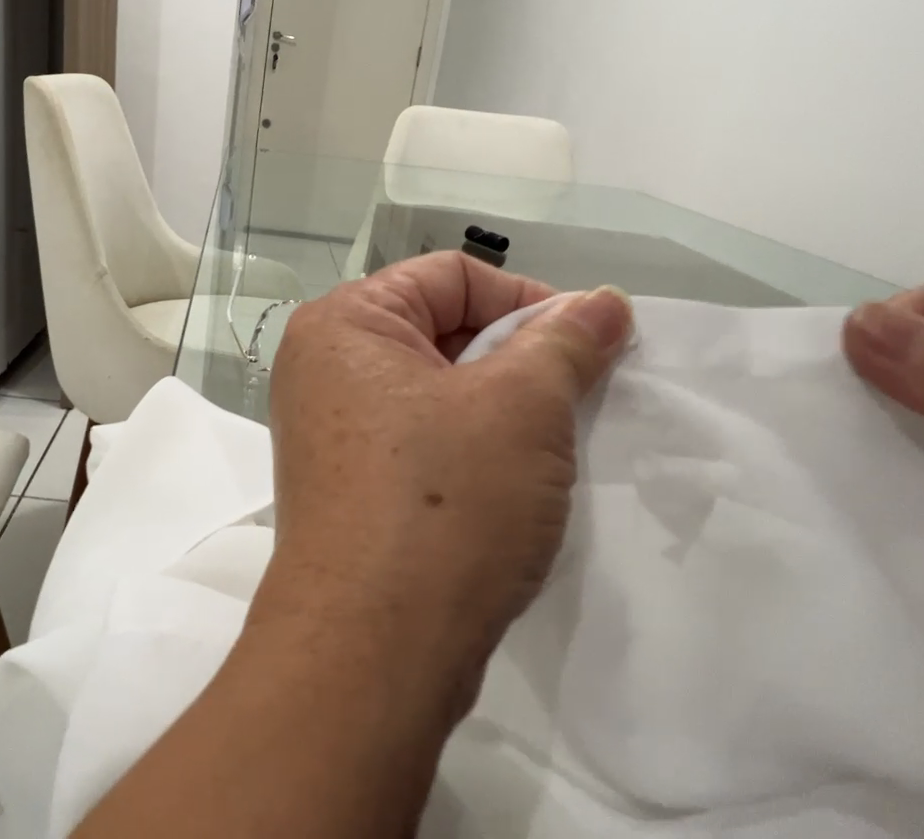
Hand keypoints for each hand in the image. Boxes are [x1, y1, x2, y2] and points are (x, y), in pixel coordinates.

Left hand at [262, 253, 633, 702]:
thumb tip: (601, 302)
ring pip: (434, 392)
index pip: (452, 276)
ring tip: (548, 448)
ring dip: (499, 410)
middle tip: (575, 401)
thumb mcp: (522, 406)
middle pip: (440, 331)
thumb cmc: (446, 502)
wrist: (373, 647)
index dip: (528, 299)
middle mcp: (322, 368)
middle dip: (517, 360)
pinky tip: (509, 487)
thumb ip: (565, 342)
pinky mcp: (345, 487)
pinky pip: (418, 442)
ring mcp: (328, 432)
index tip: (587, 346)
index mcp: (344, 323)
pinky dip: (469, 450)